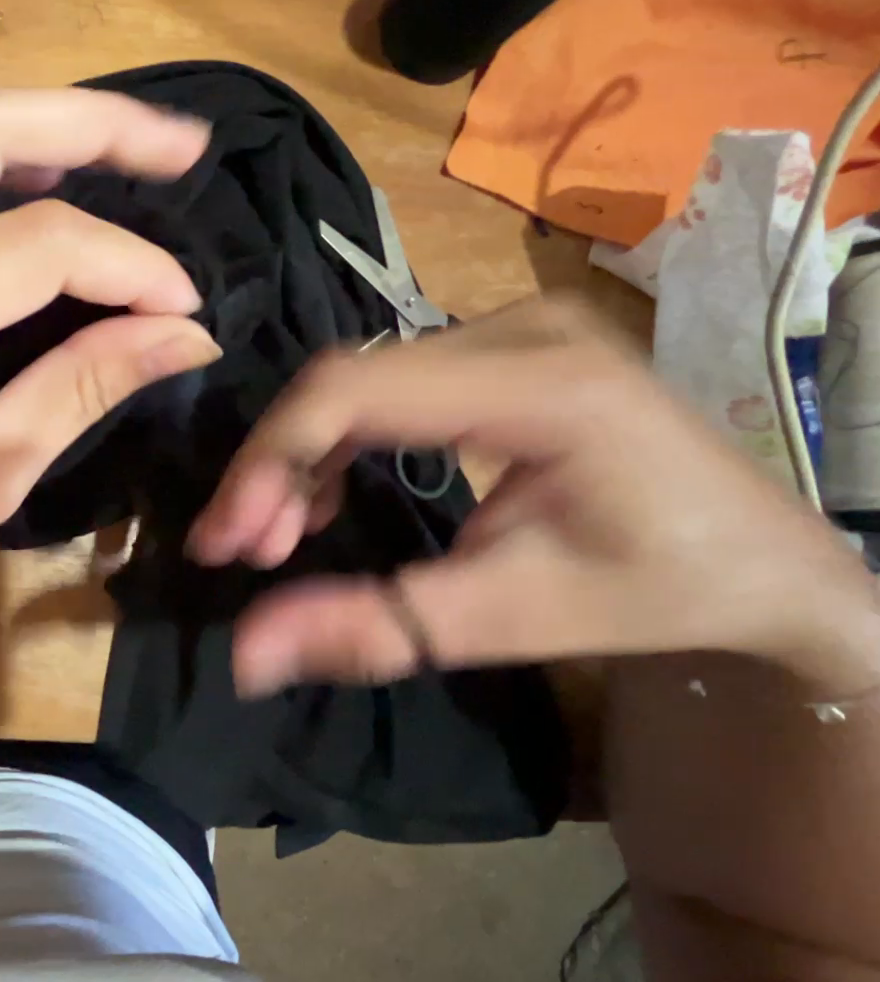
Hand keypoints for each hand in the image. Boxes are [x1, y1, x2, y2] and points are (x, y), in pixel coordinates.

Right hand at [186, 298, 879, 695]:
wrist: (763, 558)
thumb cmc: (660, 590)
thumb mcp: (516, 619)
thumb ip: (377, 629)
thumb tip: (245, 655)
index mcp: (543, 387)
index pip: (352, 392)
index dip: (266, 461)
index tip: (223, 541)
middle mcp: (518, 332)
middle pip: (340, 382)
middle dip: (272, 469)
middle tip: (240, 548)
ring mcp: (506, 330)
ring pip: (348, 382)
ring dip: (295, 460)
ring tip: (275, 535)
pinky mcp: (492, 348)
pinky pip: (376, 386)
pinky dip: (331, 446)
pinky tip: (321, 497)